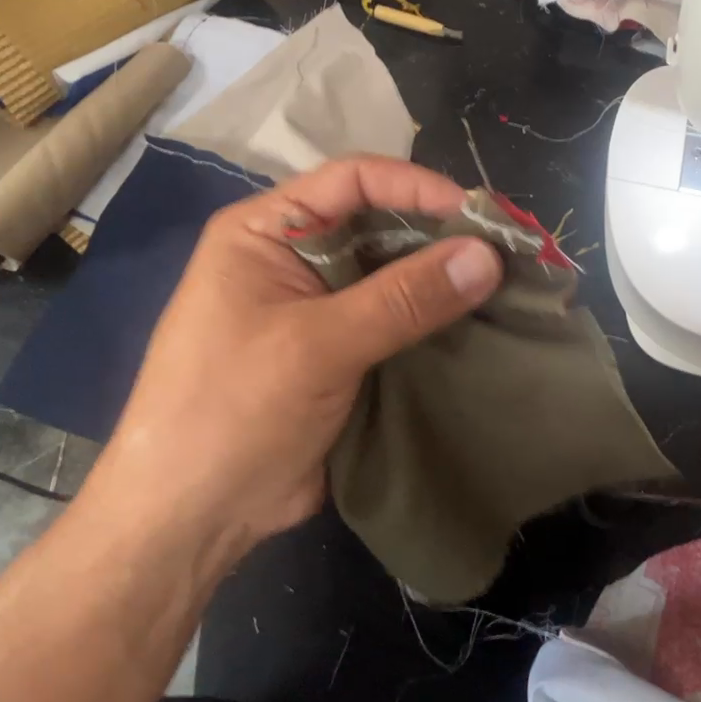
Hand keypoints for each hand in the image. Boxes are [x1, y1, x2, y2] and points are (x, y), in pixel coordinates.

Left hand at [78, 155, 504, 553]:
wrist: (190, 521)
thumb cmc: (231, 412)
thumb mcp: (317, 346)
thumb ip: (403, 298)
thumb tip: (488, 255)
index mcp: (267, 233)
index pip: (354, 181)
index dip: (418, 187)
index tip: (479, 215)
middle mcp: (296, 259)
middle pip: (382, 224)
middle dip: (442, 235)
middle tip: (510, 250)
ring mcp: (321, 309)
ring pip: (397, 275)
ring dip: (446, 280)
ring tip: (510, 286)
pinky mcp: (344, 354)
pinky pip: (400, 322)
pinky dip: (438, 321)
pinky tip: (482, 325)